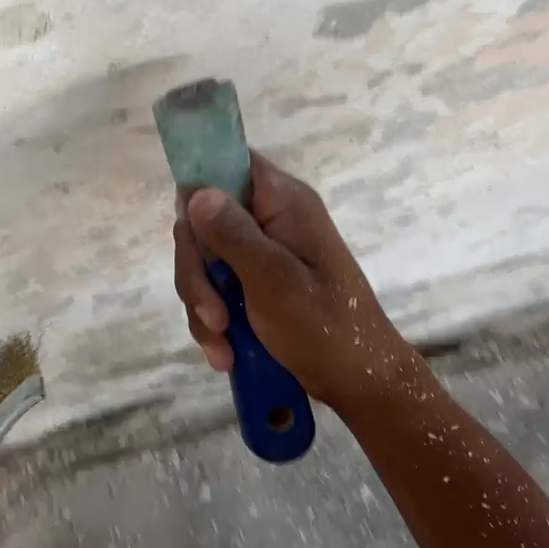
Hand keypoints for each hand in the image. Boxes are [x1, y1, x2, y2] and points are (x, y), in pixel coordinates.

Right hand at [172, 149, 425, 412]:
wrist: (361, 388)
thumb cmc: (329, 330)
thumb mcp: (276, 282)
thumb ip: (233, 235)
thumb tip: (194, 193)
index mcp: (283, 201)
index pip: (227, 160)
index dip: (198, 181)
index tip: (188, 224)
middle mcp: (268, 216)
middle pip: (200, 218)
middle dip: (196, 270)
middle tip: (211, 313)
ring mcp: (259, 249)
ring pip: (200, 256)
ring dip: (201, 301)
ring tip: (220, 342)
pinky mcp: (251, 279)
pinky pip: (211, 285)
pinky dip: (210, 319)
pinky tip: (223, 350)